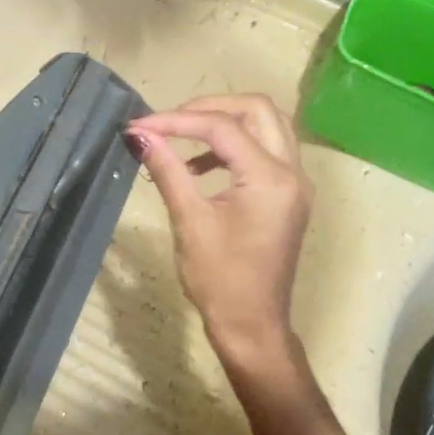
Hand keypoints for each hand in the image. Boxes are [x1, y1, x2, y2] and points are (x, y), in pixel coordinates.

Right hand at [128, 95, 312, 360]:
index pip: (222, 128)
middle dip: (210, 107)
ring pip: (266, 125)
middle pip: (257, 109)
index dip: (176, 121)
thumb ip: (167, 169)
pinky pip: (266, 150)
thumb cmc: (220, 280)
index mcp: (270, 178)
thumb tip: (139, 134)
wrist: (252, 327)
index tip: (139, 126)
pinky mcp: (288, 195)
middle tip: (170, 120)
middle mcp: (292, 172)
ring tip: (182, 136)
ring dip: (226, 122)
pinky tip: (199, 166)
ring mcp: (295, 183)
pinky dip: (234, 145)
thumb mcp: (189, 221)